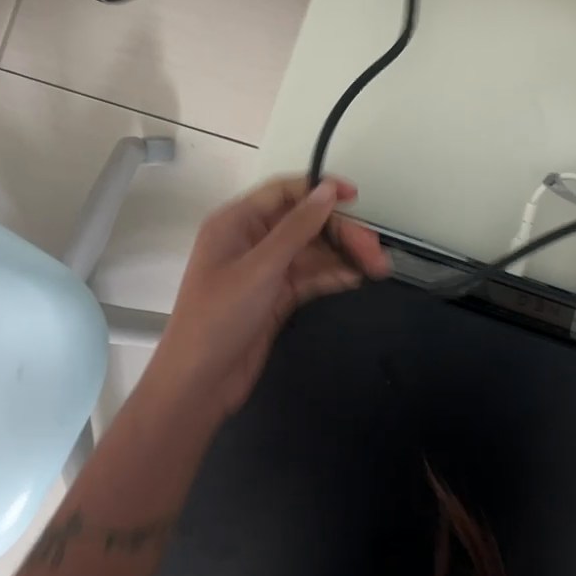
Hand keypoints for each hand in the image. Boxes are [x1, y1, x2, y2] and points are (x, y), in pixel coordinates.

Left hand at [148, 176, 388, 416]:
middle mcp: (251, 239)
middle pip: (305, 222)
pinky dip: (333, 275)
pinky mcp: (276, 296)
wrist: (197, 386)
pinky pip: (311, 276)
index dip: (321, 190)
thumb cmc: (218, 318)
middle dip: (341, 232)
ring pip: (313, 250)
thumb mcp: (261, 268)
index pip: (285, 192)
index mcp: (237, 222)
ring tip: (377, 266)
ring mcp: (265, 269)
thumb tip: (327, 190)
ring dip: (344, 255)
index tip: (356, 197)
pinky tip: (356, 278)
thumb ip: (298, 227)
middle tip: (375, 250)